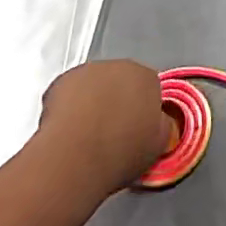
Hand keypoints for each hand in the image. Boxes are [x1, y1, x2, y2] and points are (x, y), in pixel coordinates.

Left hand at [36, 59, 171, 193]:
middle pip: (121, 80)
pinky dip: (68, 106)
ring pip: (94, 84)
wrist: (76, 158)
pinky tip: (67, 129)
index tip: (134, 126)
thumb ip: (162, 124)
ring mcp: (90, 71)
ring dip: (92, 100)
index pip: (149, 86)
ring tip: (86, 133)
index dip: (141, 108)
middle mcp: (121, 67)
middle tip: (110, 130)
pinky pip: (68, 91)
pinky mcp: (63, 80)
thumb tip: (158, 123)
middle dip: (117, 100)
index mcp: (148, 78)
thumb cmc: (118, 152)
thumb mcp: (157, 144)